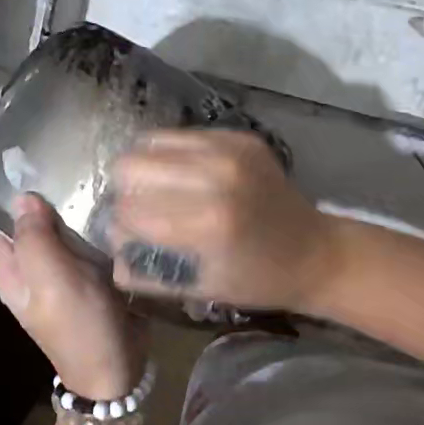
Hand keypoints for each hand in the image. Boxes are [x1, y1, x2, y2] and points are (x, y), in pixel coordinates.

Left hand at [0, 194, 146, 398]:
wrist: (118, 371)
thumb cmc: (80, 326)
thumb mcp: (51, 280)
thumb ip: (34, 238)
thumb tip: (23, 197)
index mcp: (12, 272)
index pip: (3, 221)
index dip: (18, 196)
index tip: (42, 167)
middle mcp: (32, 271)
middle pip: (36, 224)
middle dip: (54, 202)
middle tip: (79, 174)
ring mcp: (62, 276)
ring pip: (65, 233)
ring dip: (80, 215)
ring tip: (100, 187)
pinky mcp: (90, 280)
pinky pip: (89, 247)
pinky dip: (98, 233)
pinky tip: (113, 216)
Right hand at [111, 130, 338, 310]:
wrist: (314, 253)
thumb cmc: (254, 280)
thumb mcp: (197, 288)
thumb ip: (145, 270)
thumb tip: (110, 248)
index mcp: (206, 223)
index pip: (128, 212)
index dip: (119, 227)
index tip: (127, 236)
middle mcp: (216, 176)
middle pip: (129, 166)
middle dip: (125, 193)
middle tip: (139, 209)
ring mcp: (229, 150)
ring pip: (148, 143)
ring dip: (143, 169)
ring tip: (156, 190)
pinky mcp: (239, 136)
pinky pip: (179, 135)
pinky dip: (170, 156)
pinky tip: (182, 176)